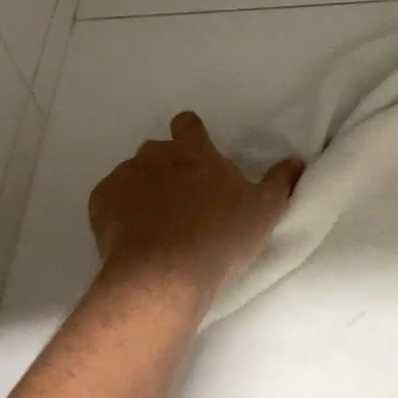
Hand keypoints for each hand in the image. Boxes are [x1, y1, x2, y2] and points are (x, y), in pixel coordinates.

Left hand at [89, 111, 304, 295]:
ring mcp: (124, 178)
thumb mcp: (264, 210)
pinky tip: (132, 236)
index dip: (191, 136)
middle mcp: (155, 155)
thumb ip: (280, 181)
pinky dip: (118, 212)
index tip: (198, 157)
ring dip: (142, 191)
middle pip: (158, 151)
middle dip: (167, 167)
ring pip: (132, 175)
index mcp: (193, 151)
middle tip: (182, 200)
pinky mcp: (100, 204)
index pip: (187, 124)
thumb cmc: (220, 236)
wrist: (164, 274)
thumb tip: (297, 160)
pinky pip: (109, 200)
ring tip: (156, 225)